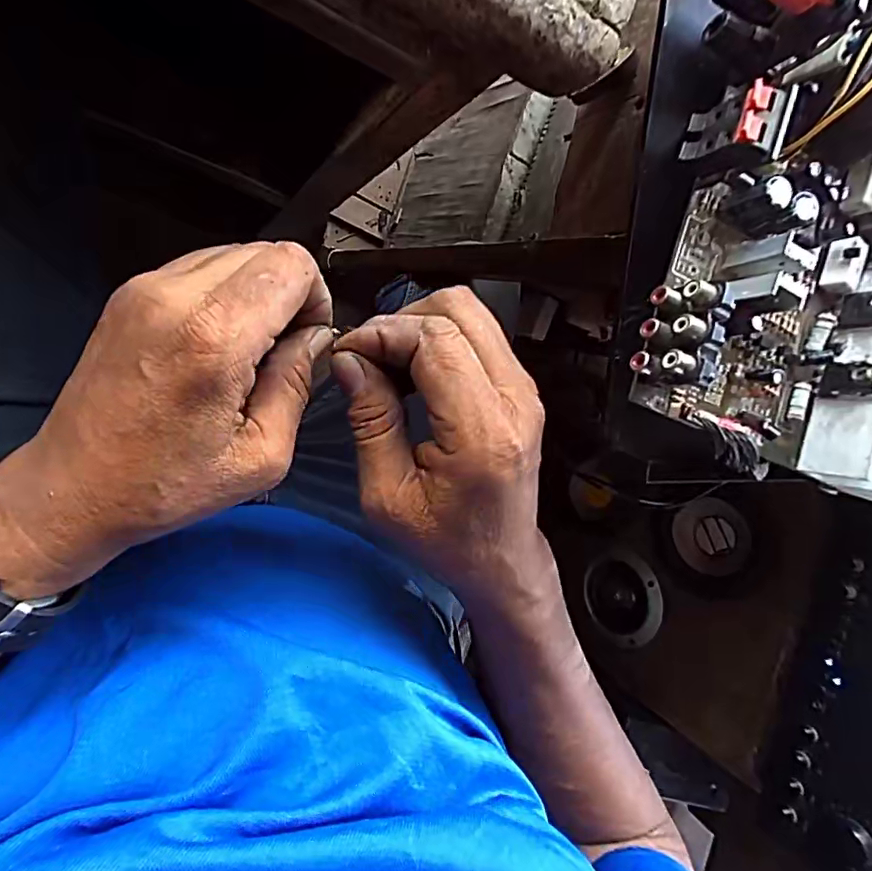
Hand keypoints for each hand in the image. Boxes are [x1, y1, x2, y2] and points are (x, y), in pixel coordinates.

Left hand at [0, 242, 332, 596]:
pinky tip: (216, 343)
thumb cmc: (158, 483)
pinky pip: (200, 269)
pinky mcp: (130, 296)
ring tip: (245, 349)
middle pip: (267, 251)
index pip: (292, 265)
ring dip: (256, 292)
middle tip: (282, 346)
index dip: (316, 298)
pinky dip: (224, 295)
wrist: (74, 488)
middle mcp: (175, 299)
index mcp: (214, 337)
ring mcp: (145, 291)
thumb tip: (315, 341)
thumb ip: (299, 383)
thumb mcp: (261, 454)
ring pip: (234, 254)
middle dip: (290, 293)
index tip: (307, 337)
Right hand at [330, 287, 550, 611]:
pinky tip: (412, 371)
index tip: (349, 352)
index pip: (435, 340)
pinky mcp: (519, 388)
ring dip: (419, 326)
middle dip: (399, 321)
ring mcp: (523, 391)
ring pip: (470, 313)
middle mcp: (514, 401)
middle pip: (457, 310)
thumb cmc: (451, 542)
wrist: (500, 560)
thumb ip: (371, 421)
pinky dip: (437, 339)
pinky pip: (477, 334)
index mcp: (483, 432)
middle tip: (366, 355)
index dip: (382, 334)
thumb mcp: (388, 496)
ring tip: (387, 362)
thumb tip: (350, 363)